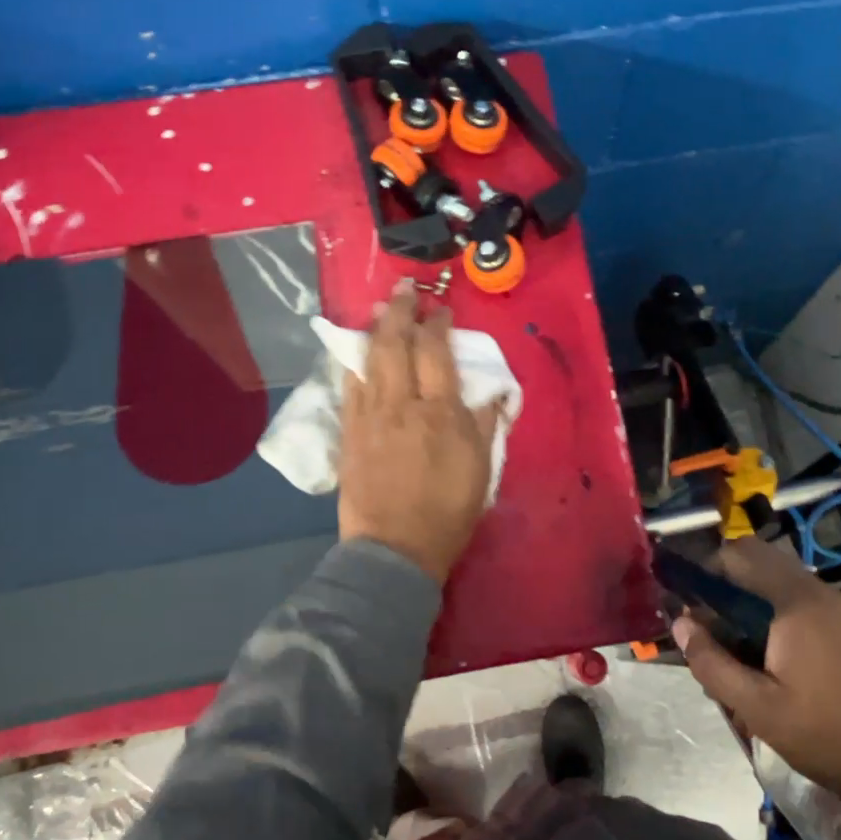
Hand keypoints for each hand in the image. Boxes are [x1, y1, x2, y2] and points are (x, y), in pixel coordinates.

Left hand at [338, 285, 501, 583]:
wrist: (395, 549)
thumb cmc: (448, 513)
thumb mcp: (481, 470)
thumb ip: (484, 426)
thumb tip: (491, 394)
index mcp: (441, 413)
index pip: (437, 354)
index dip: (438, 325)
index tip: (441, 310)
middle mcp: (403, 405)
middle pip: (397, 346)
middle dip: (401, 312)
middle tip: (403, 290)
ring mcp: (371, 417)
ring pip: (370, 361)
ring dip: (375, 329)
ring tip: (379, 308)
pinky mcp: (350, 433)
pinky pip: (350, 388)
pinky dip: (354, 364)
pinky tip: (355, 352)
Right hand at [671, 537, 840, 795]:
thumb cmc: (823, 733)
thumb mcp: (756, 707)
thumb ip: (711, 662)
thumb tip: (678, 623)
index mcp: (794, 602)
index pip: (738, 555)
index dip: (705, 569)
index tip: (685, 602)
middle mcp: (817, 591)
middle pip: (759, 561)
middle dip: (725, 583)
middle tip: (706, 626)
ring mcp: (837, 605)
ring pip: (778, 580)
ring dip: (750, 598)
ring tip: (734, 646)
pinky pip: (799, 599)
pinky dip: (774, 611)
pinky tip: (767, 654)